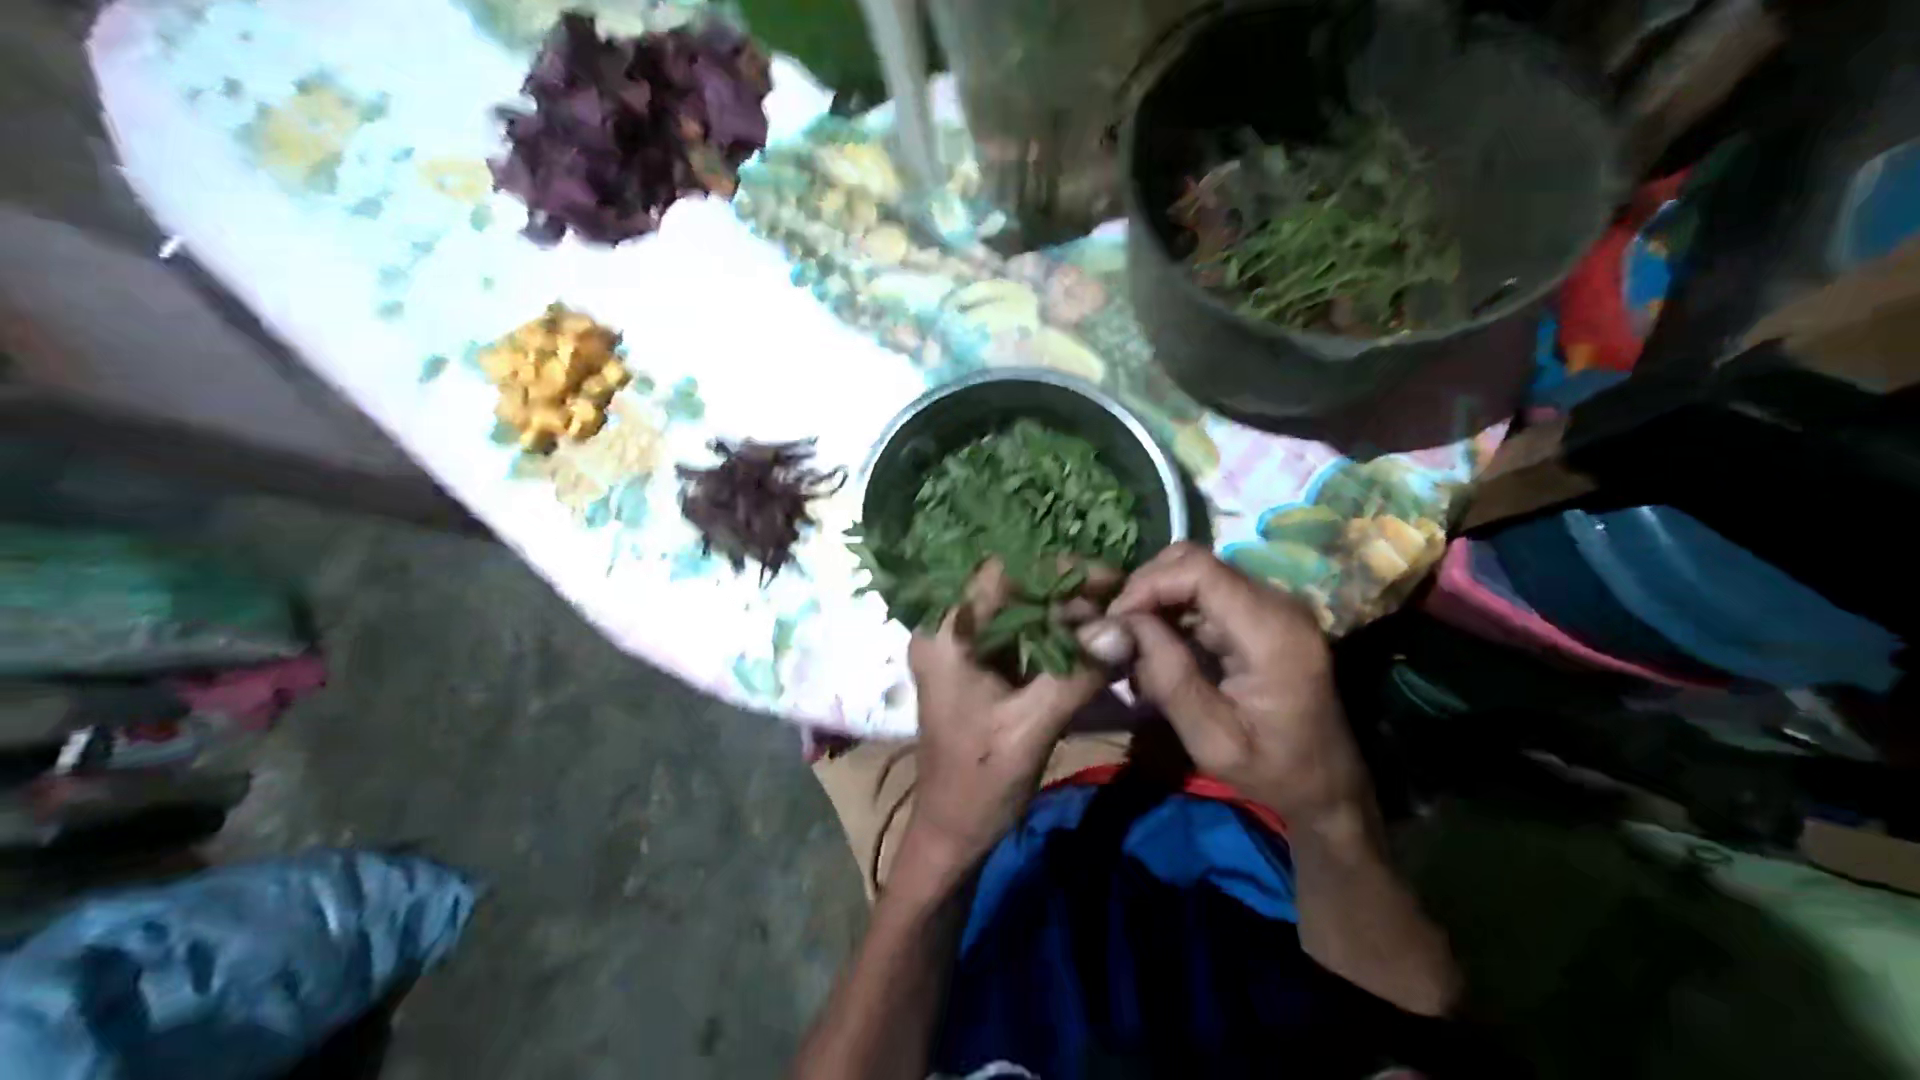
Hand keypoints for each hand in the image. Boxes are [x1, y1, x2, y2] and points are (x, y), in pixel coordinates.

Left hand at [903, 561, 1104, 882]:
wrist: (953, 831)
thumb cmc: (979, 783)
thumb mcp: (1031, 728)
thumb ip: (1075, 675)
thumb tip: (1124, 628)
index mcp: (946, 635)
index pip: (1000, 574)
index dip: (1055, 569)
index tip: (1107, 579)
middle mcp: (949, 629)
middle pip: (1011, 586)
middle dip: (1066, 590)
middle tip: (1116, 601)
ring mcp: (964, 647)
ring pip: (1019, 608)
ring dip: (1064, 611)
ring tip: (1111, 618)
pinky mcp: (980, 666)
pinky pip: (1021, 634)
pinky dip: (1055, 634)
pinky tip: (1089, 640)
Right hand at [1108, 543, 1371, 831]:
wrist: (1328, 785)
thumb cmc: (1273, 771)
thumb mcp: (1212, 740)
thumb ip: (1168, 678)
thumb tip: (1121, 625)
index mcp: (1272, 633)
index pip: (1198, 570)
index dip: (1147, 584)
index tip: (1116, 621)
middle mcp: (1277, 604)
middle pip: (1195, 560)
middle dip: (1146, 587)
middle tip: (1120, 629)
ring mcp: (1273, 605)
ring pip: (1196, 570)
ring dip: (1157, 597)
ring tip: (1135, 639)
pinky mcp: (1263, 613)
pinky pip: (1207, 590)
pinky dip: (1173, 607)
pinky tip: (1159, 643)